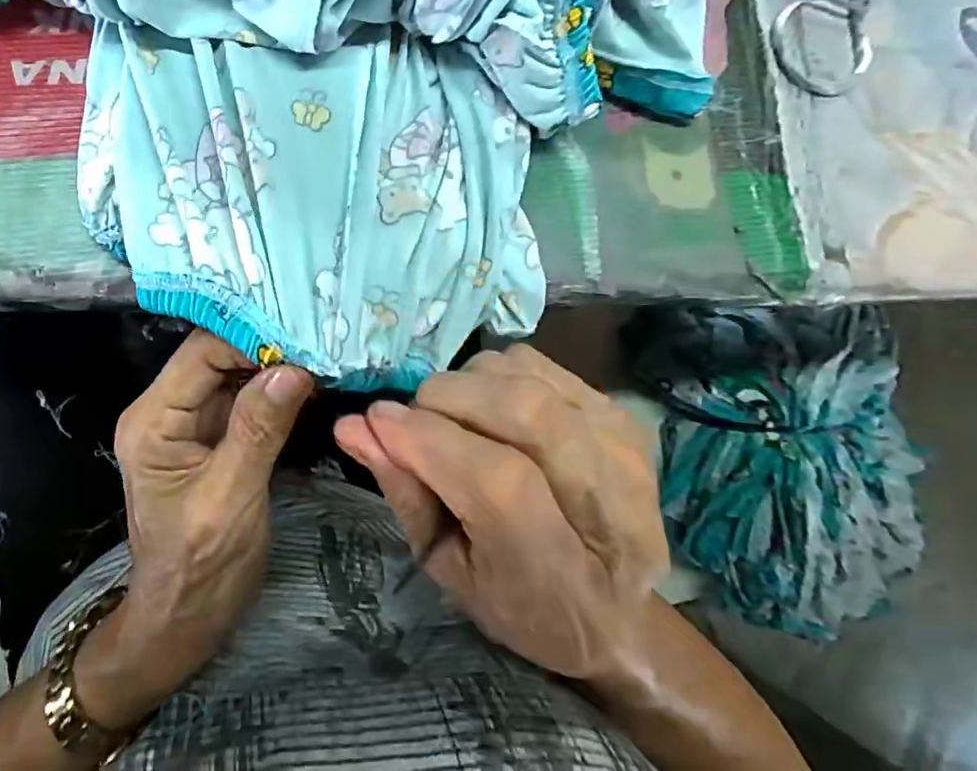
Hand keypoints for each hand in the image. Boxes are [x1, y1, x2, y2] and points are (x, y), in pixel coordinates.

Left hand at [75, 331, 312, 727]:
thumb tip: (293, 369)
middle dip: (264, 347)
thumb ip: (258, 430)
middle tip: (319, 339)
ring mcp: (186, 423)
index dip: (251, 338)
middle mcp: (163, 410)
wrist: (184, 620)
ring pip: (229, 375)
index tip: (304, 335)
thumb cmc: (200, 568)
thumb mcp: (231, 498)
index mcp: (152, 419)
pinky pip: (240, 400)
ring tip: (320, 352)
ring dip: (272, 366)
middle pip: (214, 358)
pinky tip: (305, 382)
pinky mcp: (208, 437)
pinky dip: (271, 391)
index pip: (201, 353)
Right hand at [333, 345, 666, 681]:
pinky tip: (489, 407)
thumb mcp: (443, 565)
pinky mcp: (623, 418)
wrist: (612, 611)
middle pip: (524, 414)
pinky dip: (494, 373)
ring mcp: (625, 454)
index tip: (377, 421)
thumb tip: (351, 426)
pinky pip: (538, 364)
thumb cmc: (514, 597)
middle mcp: (612, 509)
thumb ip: (402, 492)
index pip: (500, 483)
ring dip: (468, 385)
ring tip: (454, 419)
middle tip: (416, 421)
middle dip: (445, 401)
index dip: (430, 440)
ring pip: (527, 380)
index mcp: (561, 572)